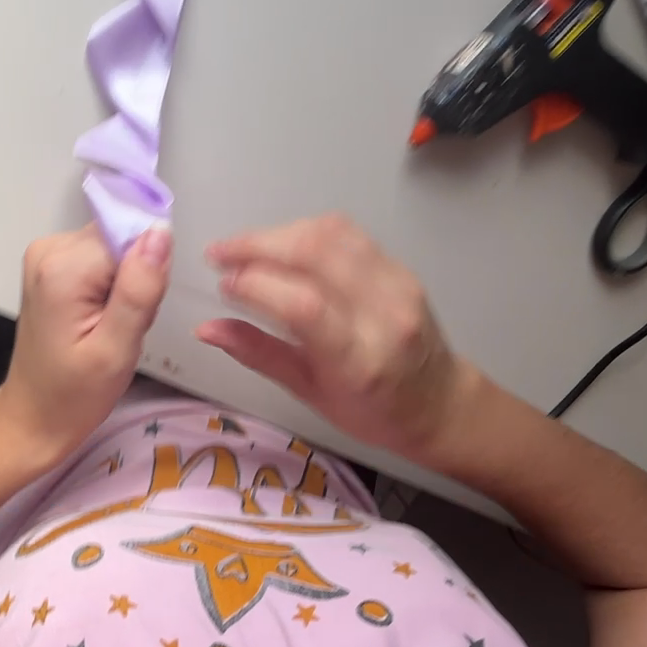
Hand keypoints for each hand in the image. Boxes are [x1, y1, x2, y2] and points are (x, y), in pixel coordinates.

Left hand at [0, 224, 170, 459]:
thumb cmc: (74, 395)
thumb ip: (140, 289)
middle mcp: (50, 249)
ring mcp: (48, 254)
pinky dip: (112, 288)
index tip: (135, 313)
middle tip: (123, 327)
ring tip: (111, 328)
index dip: (146, 274)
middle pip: (122, 240)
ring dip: (126, 286)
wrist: (34, 417)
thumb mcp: (116, 350)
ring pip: (117, 249)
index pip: (131, 238)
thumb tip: (160, 232)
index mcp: (63, 268)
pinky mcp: (53, 265)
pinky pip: (103, 259)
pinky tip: (102, 320)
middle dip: (136, 280)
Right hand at [197, 215, 471, 459]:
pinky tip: (281, 247)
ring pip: (331, 233)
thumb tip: (205, 328)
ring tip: (243, 249)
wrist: (441, 404)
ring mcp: (397, 284)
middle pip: (315, 253)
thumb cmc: (371, 413)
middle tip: (218, 255)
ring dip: (279, 233)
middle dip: (258, 245)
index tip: (221, 285)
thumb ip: (258, 354)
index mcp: (358, 360)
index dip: (255, 285)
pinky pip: (347, 235)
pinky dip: (305, 233)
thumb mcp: (309, 394)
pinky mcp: (402, 267)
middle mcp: (382, 314)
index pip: (302, 305)